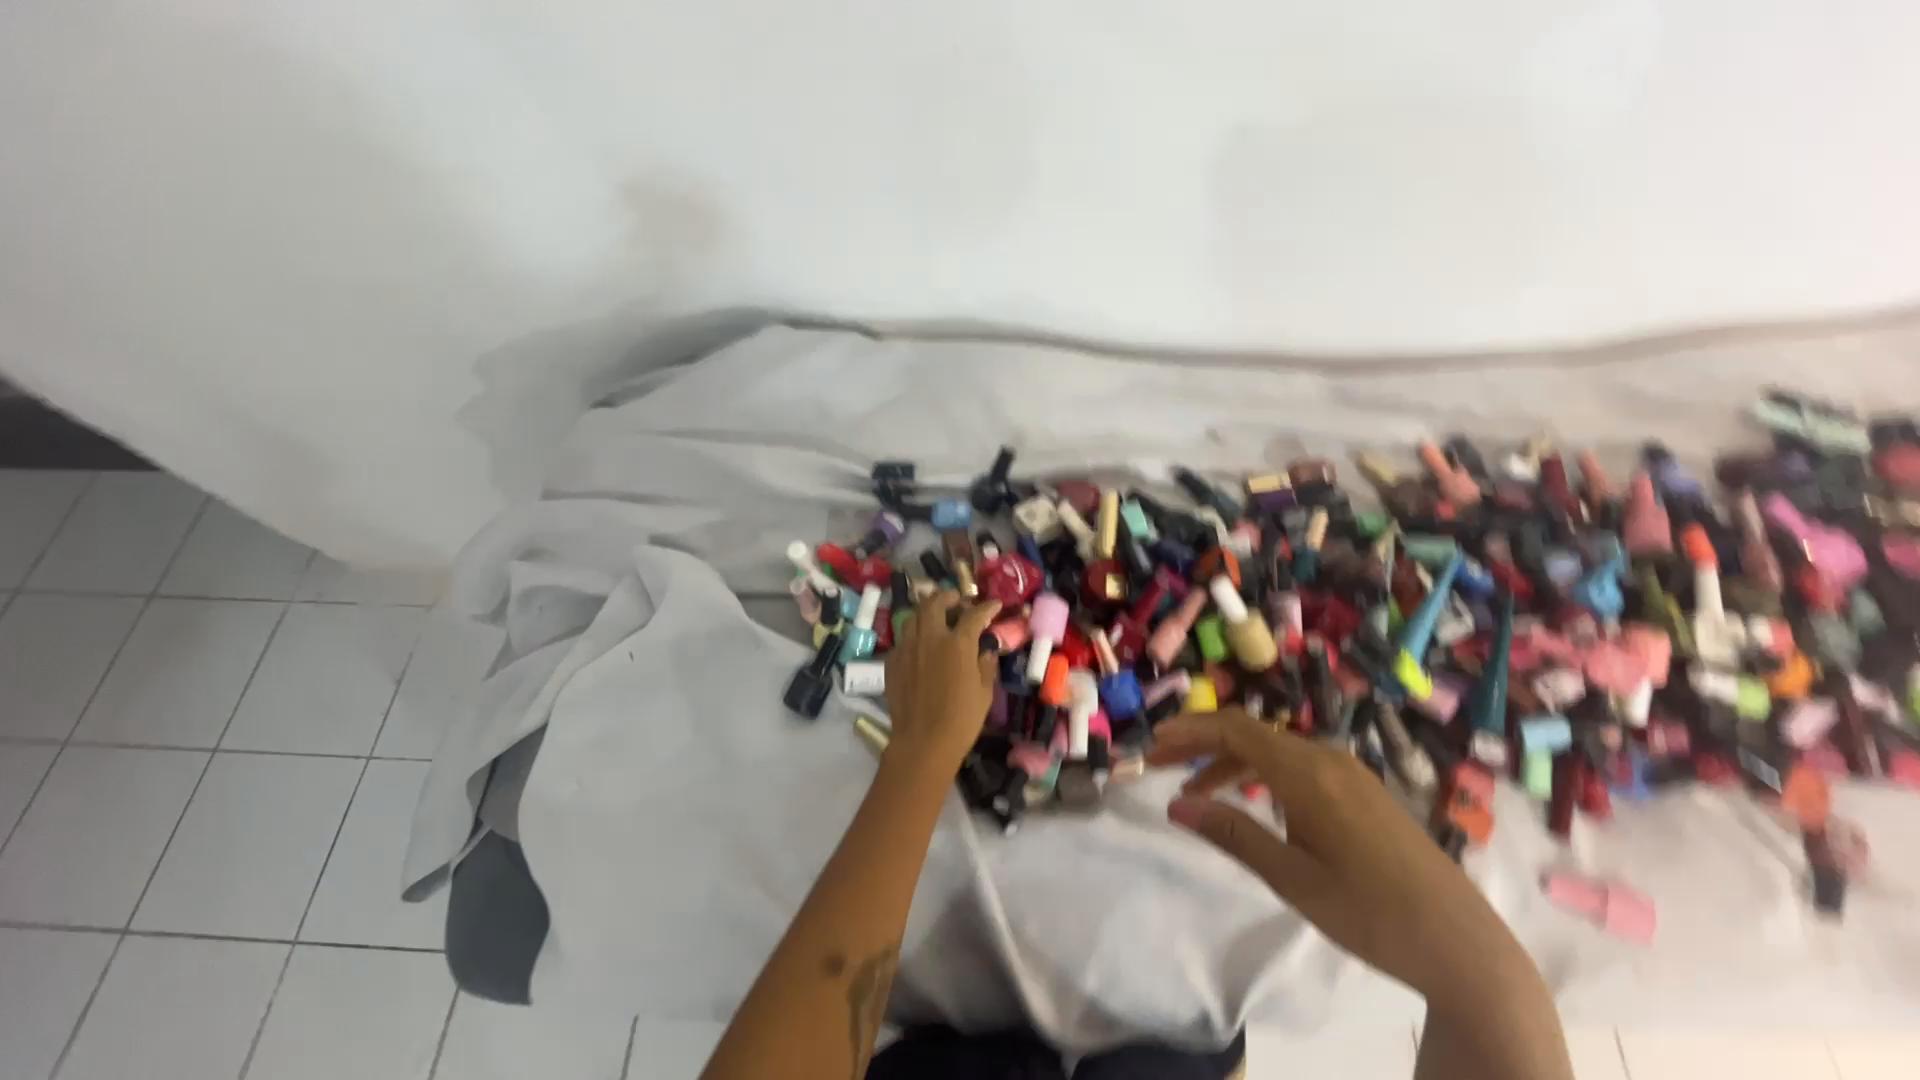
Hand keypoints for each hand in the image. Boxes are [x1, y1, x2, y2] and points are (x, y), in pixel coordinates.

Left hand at [884, 591, 1001, 767]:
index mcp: (957, 644)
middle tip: (957, 600)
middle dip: (947, 597)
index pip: (974, 615)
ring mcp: (907, 648)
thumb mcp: (984, 692)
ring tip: (936, 617)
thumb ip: (985, 666)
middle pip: (935, 603)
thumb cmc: (961, 720)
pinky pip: (903, 639)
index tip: (993, 605)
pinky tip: (920, 645)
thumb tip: (986, 652)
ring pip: (913, 617)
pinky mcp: (892, 662)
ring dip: (927, 611)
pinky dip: (914, 635)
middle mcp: (930, 638)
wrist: (923, 742)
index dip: (986, 607)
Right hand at [1147, 708, 1522, 999]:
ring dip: (1230, 760)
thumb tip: (1175, 805)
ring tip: (1194, 788)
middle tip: (1159, 763)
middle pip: (1253, 733)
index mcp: (1307, 772)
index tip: (1150, 742)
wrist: (1462, 944)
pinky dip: (1263, 773)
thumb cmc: (1369, 913)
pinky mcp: (1365, 792)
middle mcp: (1328, 759)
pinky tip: (1252, 800)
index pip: (1235, 729)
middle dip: (1202, 742)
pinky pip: (1300, 765)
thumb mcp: (1291, 878)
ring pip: (1276, 749)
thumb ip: (1232, 834)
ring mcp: (1351, 773)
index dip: (1189, 730)